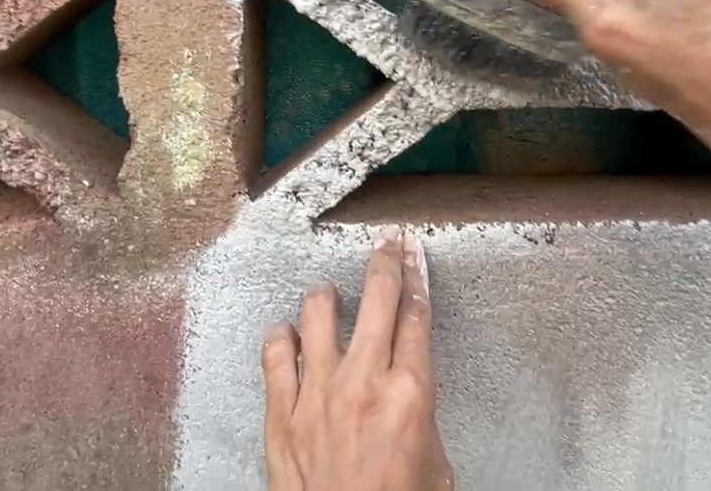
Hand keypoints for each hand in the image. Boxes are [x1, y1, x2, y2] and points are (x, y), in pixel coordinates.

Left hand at [262, 231, 453, 490]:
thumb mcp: (435, 465)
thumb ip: (421, 412)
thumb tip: (409, 381)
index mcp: (410, 394)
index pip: (416, 314)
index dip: (417, 276)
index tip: (415, 254)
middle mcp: (364, 381)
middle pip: (376, 297)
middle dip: (385, 262)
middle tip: (387, 245)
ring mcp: (317, 393)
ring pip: (319, 312)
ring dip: (327, 296)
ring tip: (330, 294)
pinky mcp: (282, 414)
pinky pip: (275, 355)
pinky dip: (280, 338)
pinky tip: (286, 334)